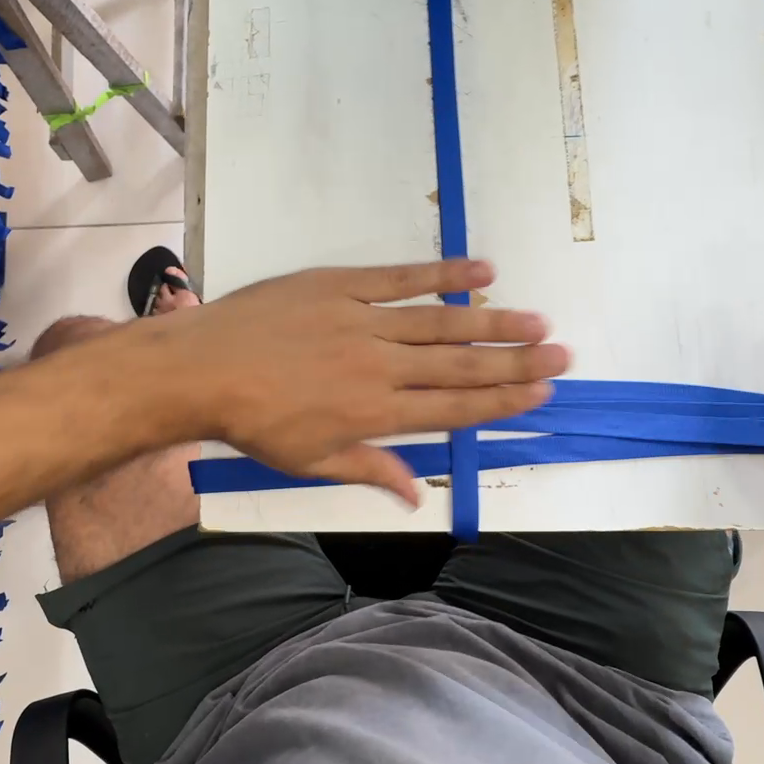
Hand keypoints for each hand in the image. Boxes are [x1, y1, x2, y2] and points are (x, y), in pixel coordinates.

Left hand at [125, 259, 567, 501]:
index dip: (500, 400)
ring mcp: (362, 321)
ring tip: (535, 319)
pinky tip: (480, 269)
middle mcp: (380, 366)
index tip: (541, 391)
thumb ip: (369, 470)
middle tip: (561, 352)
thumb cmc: (254, 423)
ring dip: (492, 321)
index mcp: (375, 412)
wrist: (202, 369)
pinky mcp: (341, 285)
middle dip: (515, 361)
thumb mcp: (309, 461)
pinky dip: (442, 273)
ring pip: (441, 321)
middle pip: (460, 364)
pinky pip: (400, 277)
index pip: (453, 408)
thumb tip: (416, 494)